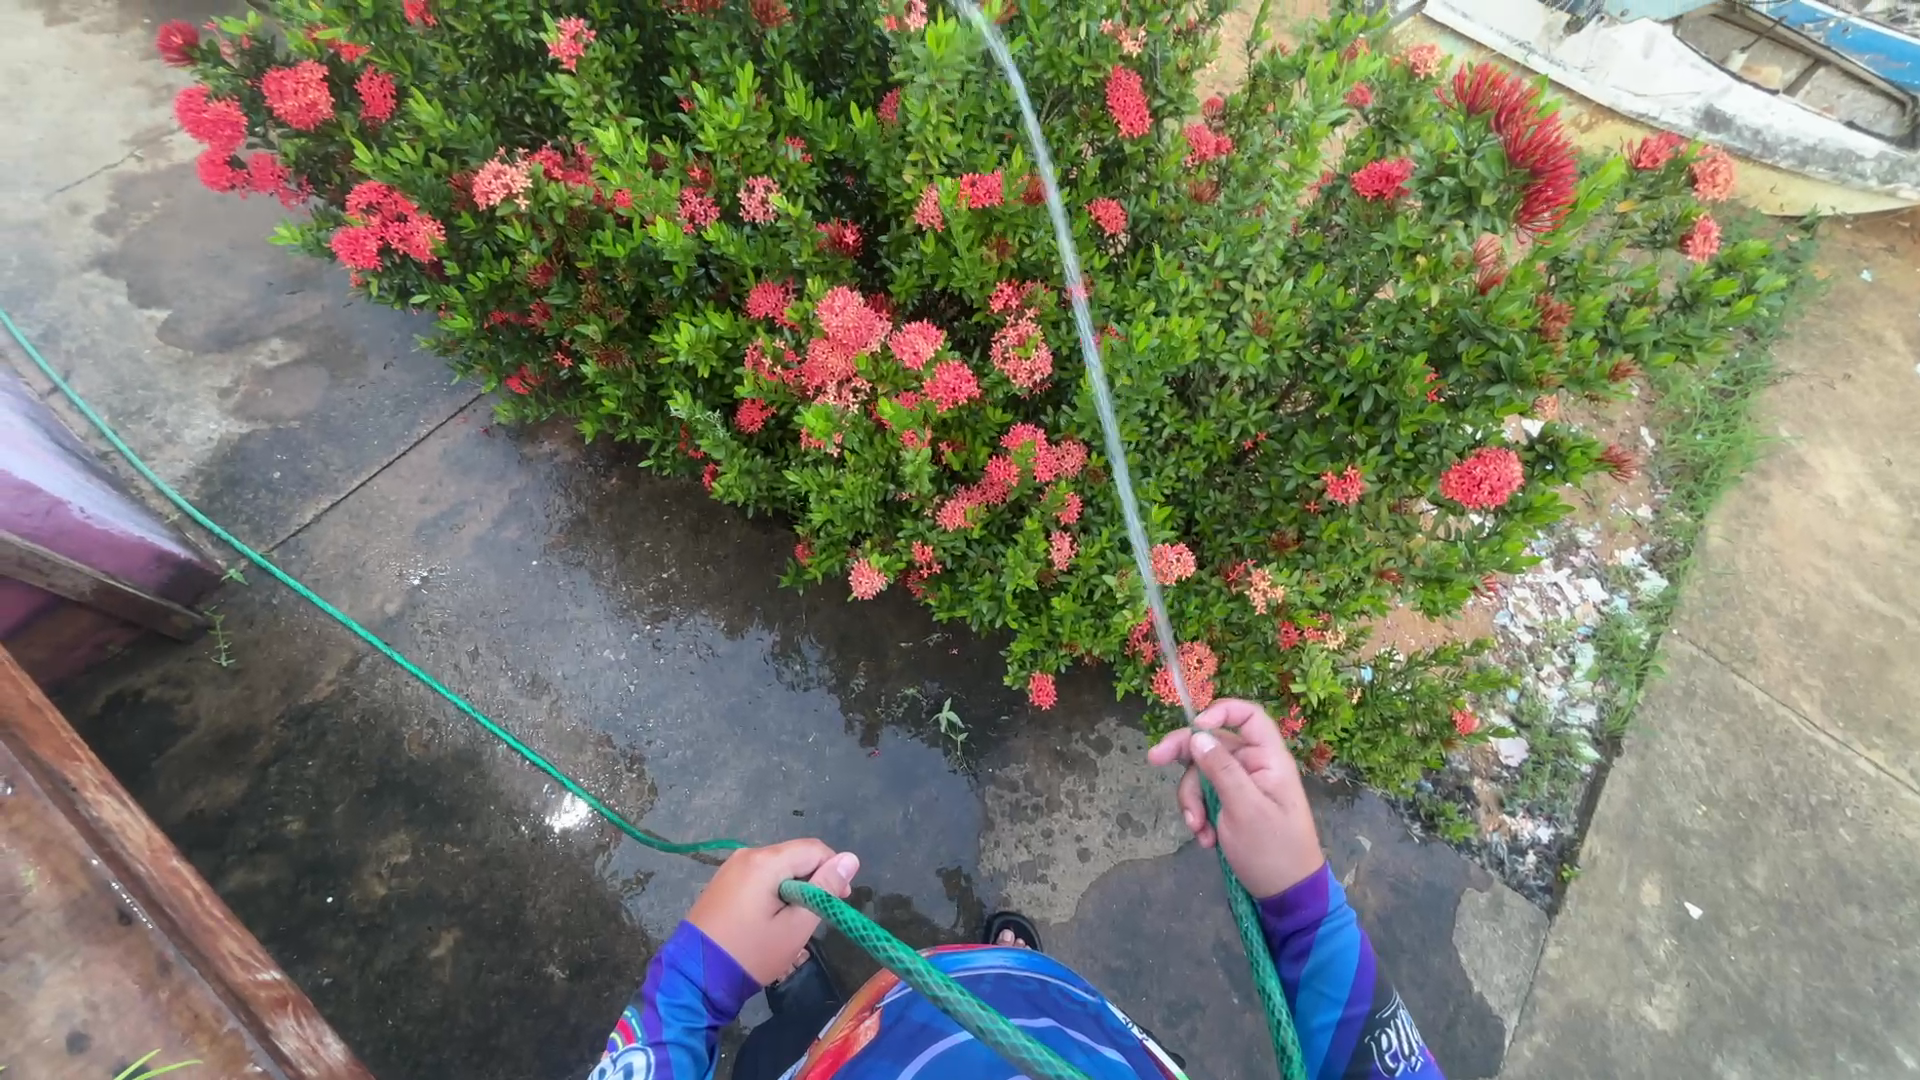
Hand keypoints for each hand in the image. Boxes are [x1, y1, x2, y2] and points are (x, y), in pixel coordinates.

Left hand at [687, 839, 859, 984]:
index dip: (834, 871)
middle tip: (816, 919)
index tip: (840, 901)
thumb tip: (851, 858)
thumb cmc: (749, 954)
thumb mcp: (794, 927)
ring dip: (793, 889)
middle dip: (813, 882)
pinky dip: (773, 893)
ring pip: (777, 868)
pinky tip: (770, 921)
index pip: (815, 849)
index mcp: (766, 861)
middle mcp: (748, 854)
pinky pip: (759, 877)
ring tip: (793, 925)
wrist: (691, 981)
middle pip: (795, 856)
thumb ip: (824, 890)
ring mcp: (731, 868)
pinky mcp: (722, 883)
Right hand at [1147, 699, 1323, 898]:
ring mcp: (1240, 785)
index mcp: (1268, 759)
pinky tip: (1203, 836)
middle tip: (1153, 760)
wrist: (1286, 897)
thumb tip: (1197, 735)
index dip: (1221, 712)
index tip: (1195, 727)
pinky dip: (1197, 814)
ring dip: (1192, 799)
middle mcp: (1253, 765)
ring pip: (1201, 772)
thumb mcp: (1245, 809)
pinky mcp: (1229, 804)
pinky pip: (1203, 795)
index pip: (1248, 716)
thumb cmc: (1273, 851)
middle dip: (1184, 756)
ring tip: (1197, 828)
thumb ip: (1221, 769)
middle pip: (1212, 743)